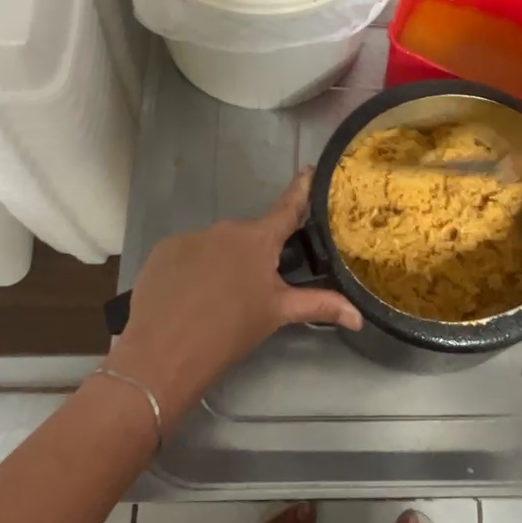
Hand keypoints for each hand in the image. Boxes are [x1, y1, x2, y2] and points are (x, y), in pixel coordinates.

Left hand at [105, 172, 360, 417]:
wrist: (164, 353)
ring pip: (216, 247)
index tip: (309, 169)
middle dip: (255, 255)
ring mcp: (190, 237)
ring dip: (223, 264)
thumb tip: (359, 316)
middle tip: (257, 287)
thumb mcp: (277, 315)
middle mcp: (224, 229)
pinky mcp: (162, 251)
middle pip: (249, 236)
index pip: (287, 207)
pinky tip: (190, 298)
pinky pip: (187, 254)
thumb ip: (319, 306)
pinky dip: (193, 270)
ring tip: (218, 300)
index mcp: (258, 239)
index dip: (301, 189)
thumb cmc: (230, 332)